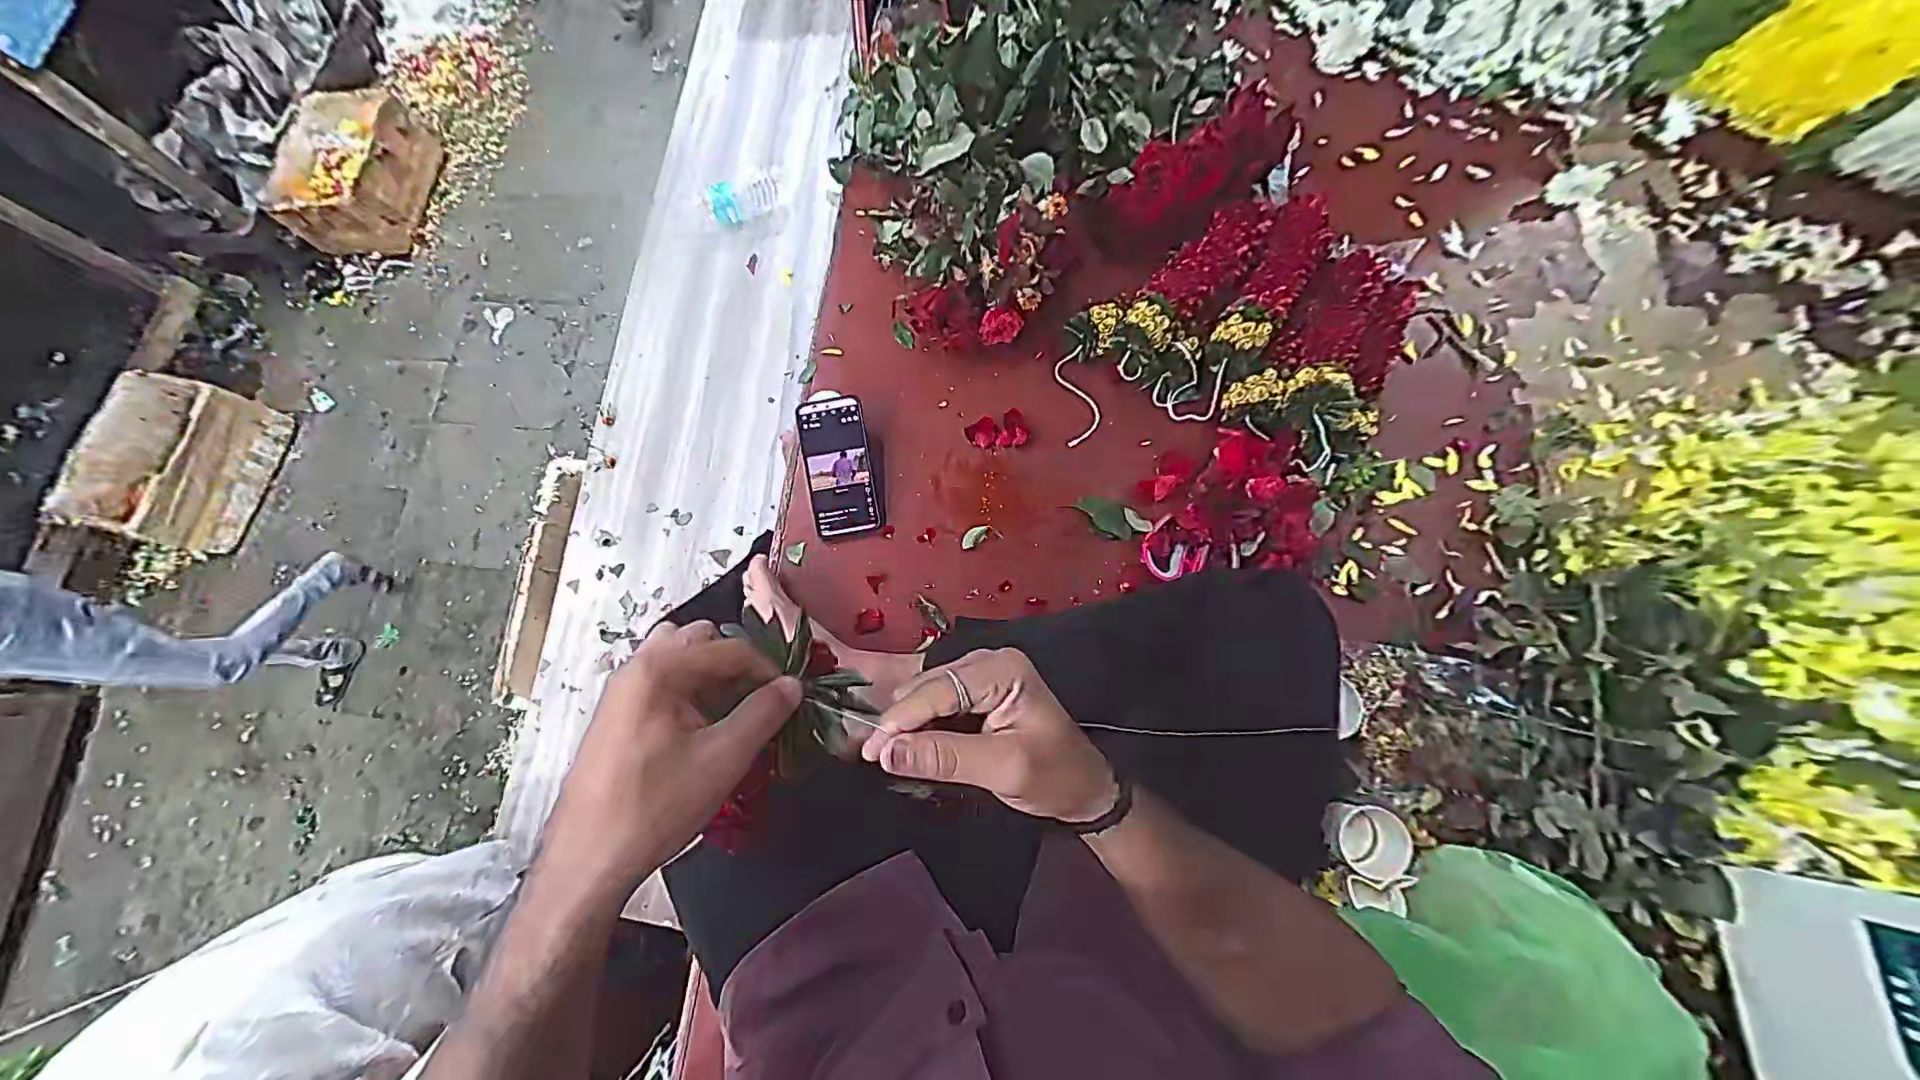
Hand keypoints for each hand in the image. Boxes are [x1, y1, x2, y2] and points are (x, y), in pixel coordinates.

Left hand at [538, 621, 800, 900]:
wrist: (588, 861)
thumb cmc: (654, 807)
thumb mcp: (724, 758)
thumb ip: (764, 713)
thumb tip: (791, 686)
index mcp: (658, 670)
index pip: (730, 648)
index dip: (767, 669)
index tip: (786, 695)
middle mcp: (634, 669)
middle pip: (700, 640)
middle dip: (736, 664)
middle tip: (758, 699)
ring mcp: (621, 692)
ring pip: (679, 658)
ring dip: (711, 675)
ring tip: (730, 712)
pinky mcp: (616, 716)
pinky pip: (662, 683)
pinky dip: (690, 691)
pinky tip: (702, 730)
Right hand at [861, 648, 1117, 822]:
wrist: (1083, 786)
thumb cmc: (1053, 776)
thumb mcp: (1002, 770)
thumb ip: (944, 757)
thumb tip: (885, 752)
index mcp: (1003, 669)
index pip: (938, 688)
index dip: (900, 719)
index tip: (871, 752)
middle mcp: (989, 661)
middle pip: (927, 686)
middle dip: (899, 721)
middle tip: (874, 758)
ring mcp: (981, 674)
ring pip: (926, 692)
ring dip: (906, 724)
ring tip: (887, 755)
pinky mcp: (976, 692)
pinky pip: (936, 702)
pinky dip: (919, 725)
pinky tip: (908, 746)